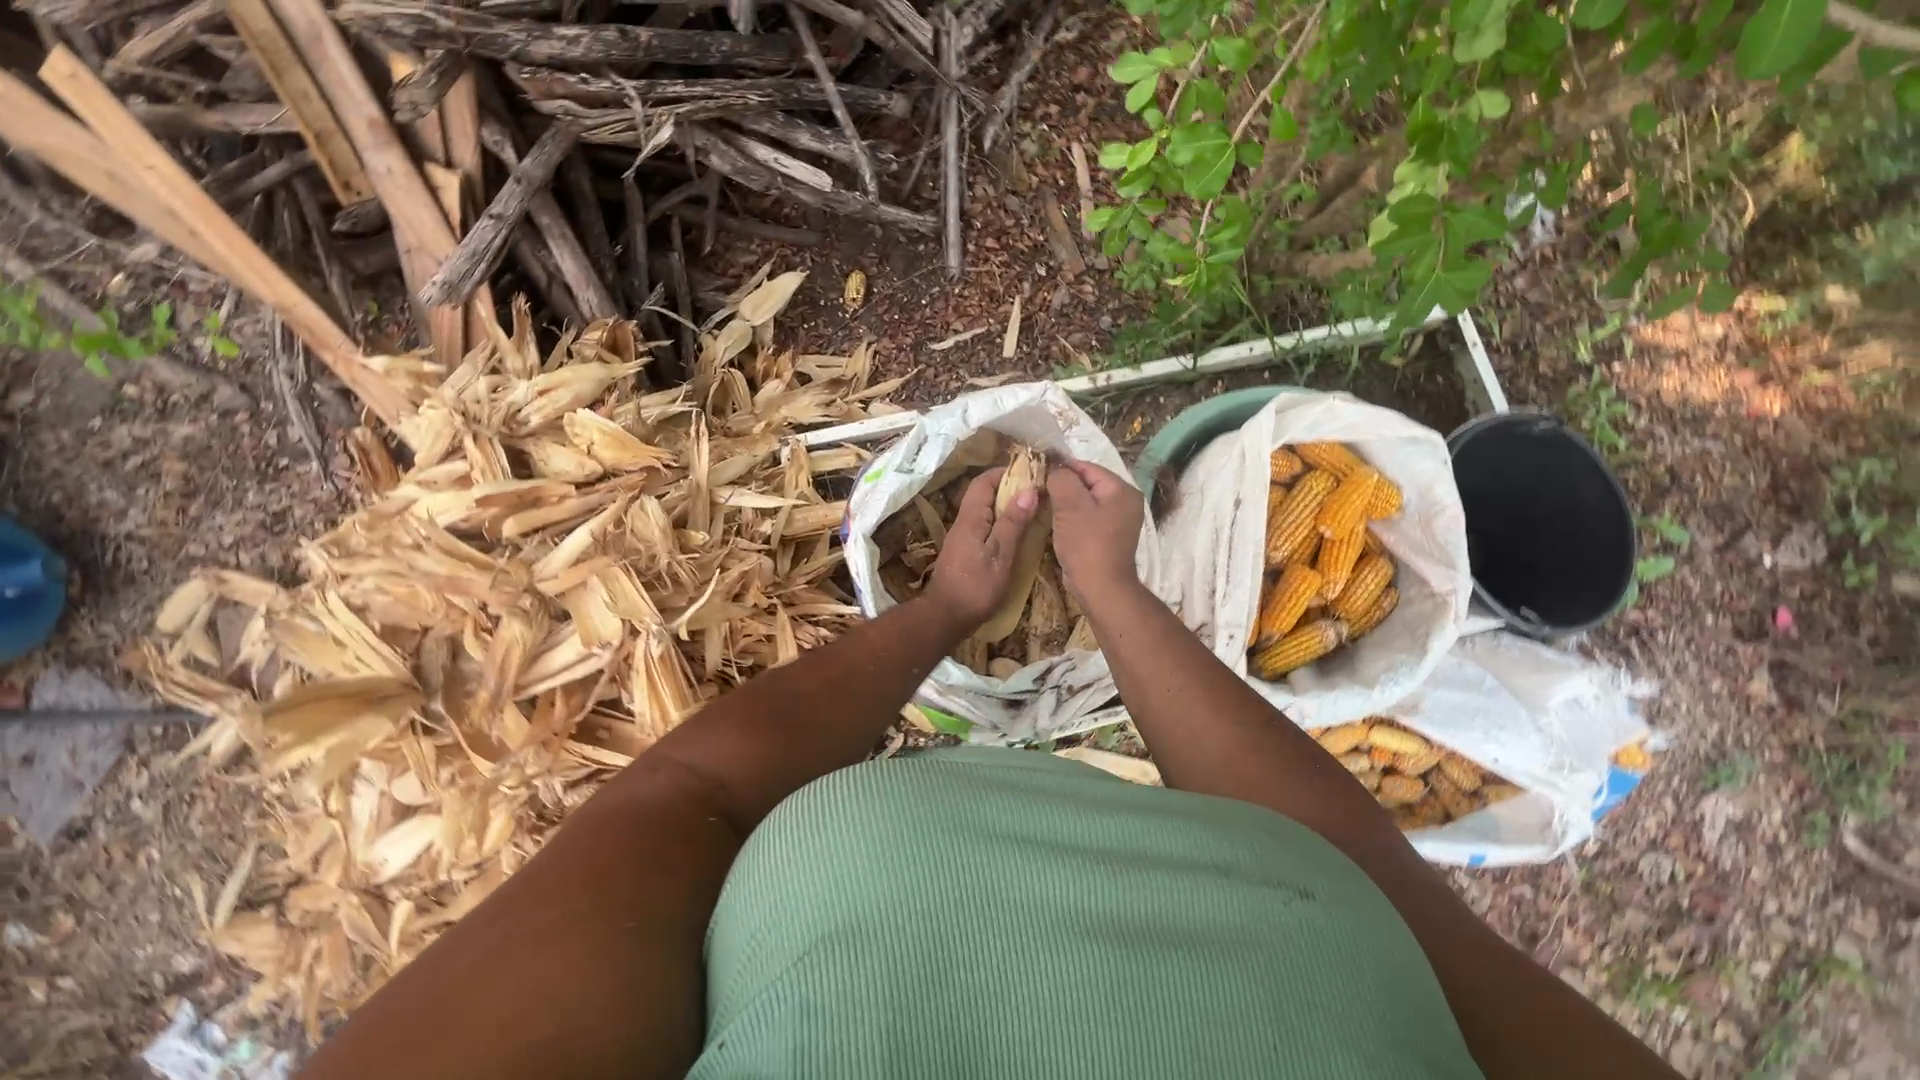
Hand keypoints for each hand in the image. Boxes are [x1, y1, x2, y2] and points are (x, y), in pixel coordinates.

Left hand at [923, 466, 1038, 633]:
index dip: (1004, 473)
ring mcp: (963, 539)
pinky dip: (1002, 525)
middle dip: (1009, 488)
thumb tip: (1029, 490)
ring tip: (1033, 510)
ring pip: (985, 513)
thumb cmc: (975, 587)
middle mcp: (963, 523)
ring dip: (1006, 507)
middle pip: (984, 495)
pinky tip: (1018, 535)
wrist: (946, 617)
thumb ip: (1013, 523)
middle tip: (1037, 491)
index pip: (983, 482)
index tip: (1029, 472)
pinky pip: (985, 529)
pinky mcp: (965, 553)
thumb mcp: (1001, 555)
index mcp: (970, 518)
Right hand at [1046, 459, 1143, 604]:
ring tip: (1044, 507)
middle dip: (1063, 487)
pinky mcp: (1109, 538)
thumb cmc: (1086, 543)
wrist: (1100, 587)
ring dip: (1066, 504)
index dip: (1061, 468)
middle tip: (1038, 492)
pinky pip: (1087, 519)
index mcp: (1122, 489)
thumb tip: (1055, 472)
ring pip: (1086, 503)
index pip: (1087, 467)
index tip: (1037, 473)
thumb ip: (1062, 479)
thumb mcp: (1070, 505)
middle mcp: (1126, 502)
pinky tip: (1056, 524)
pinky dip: (1072, 519)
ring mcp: (1119, 521)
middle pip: (1087, 484)